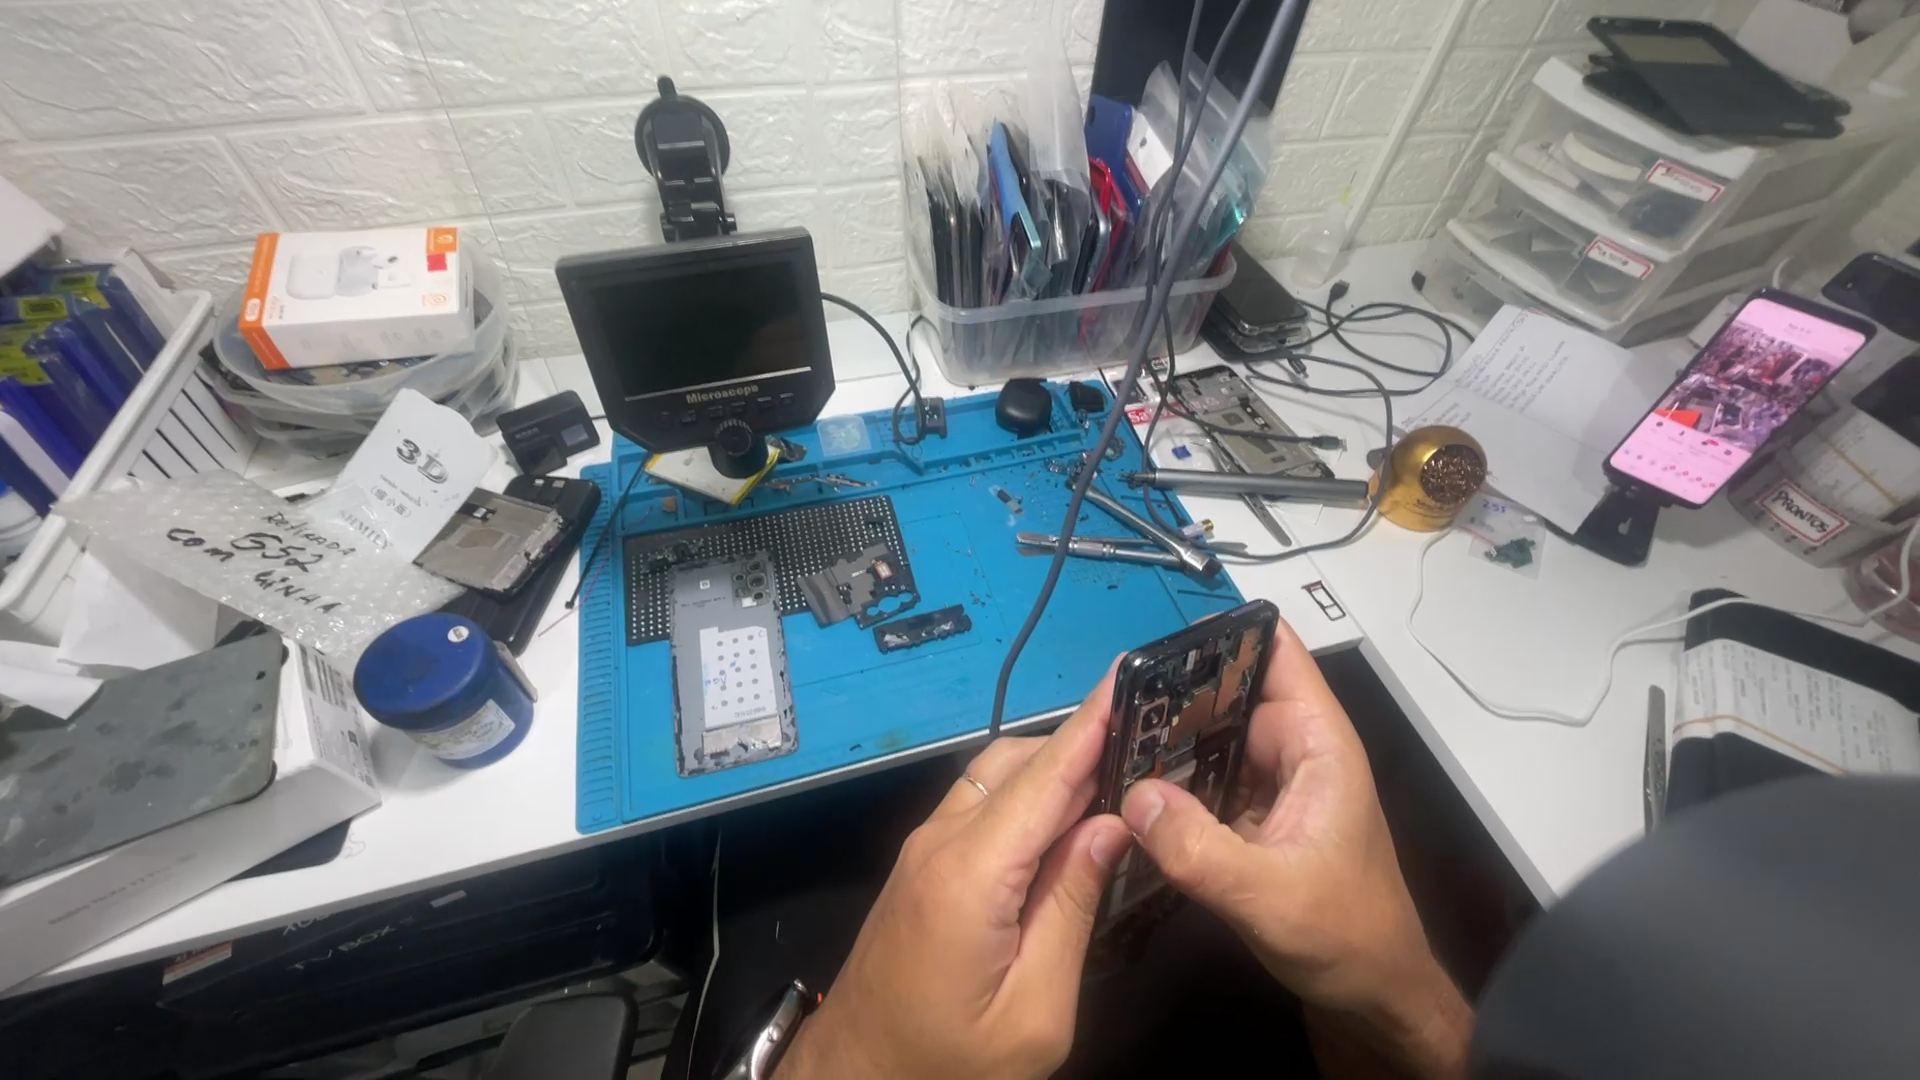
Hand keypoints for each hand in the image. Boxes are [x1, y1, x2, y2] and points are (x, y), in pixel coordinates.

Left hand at [776, 671, 1132, 1079]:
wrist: (857, 1078)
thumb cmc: (949, 1064)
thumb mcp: (1033, 1012)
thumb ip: (1071, 908)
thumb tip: (1109, 826)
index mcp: (971, 872)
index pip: (1043, 779)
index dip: (1088, 724)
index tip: (1123, 677)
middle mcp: (942, 839)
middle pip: (1018, 764)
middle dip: (1079, 744)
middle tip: (1142, 742)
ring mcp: (925, 845)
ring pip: (996, 775)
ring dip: (1052, 767)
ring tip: (1112, 776)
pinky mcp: (923, 859)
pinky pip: (980, 802)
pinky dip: (1025, 793)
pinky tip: (1060, 816)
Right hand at [1120, 618, 1471, 1076]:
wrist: (1370, 1000)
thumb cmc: (1347, 939)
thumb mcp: (1272, 898)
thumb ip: (1200, 850)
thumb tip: (1133, 796)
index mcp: (1315, 743)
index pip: (1276, 654)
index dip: (1226, 631)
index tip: (1161, 639)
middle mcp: (1288, 747)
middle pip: (1227, 688)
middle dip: (1174, 686)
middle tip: (1110, 697)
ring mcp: (1264, 777)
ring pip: (1207, 730)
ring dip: (1163, 730)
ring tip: (1105, 731)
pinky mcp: (1244, 807)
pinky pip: (1198, 770)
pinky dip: (1166, 770)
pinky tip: (1126, 774)